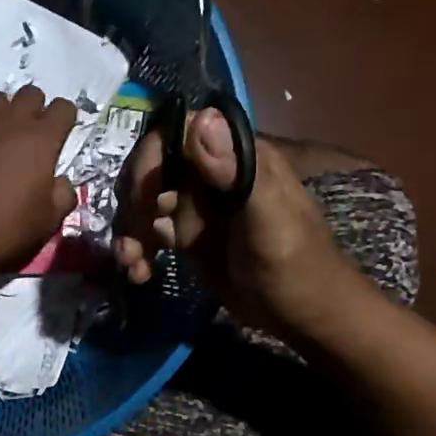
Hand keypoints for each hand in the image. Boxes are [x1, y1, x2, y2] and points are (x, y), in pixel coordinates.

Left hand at [0, 85, 77, 274]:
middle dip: (36, 107)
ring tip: (1, 133)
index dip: (66, 118)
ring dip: (3, 111)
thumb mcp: (50, 219)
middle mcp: (11, 123)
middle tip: (33, 132)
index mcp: (42, 140)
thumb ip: (63, 194)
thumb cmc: (10, 228)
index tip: (63, 133)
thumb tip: (61, 182)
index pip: (63, 109)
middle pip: (30, 93)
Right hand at [113, 108, 357, 332]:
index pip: (178, 133)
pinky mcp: (189, 234)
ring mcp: (199, 204)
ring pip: (145, 202)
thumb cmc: (295, 264)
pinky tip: (140, 273)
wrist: (304, 316)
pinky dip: (138, 250)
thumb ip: (238, 170)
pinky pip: (150, 230)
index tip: (142, 197)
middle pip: (153, 169)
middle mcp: (213, 171)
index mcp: (237, 155)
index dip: (151, 160)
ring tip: (131, 263)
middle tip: (133, 241)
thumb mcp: (269, 217)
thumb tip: (201, 118)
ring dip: (131, 231)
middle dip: (135, 204)